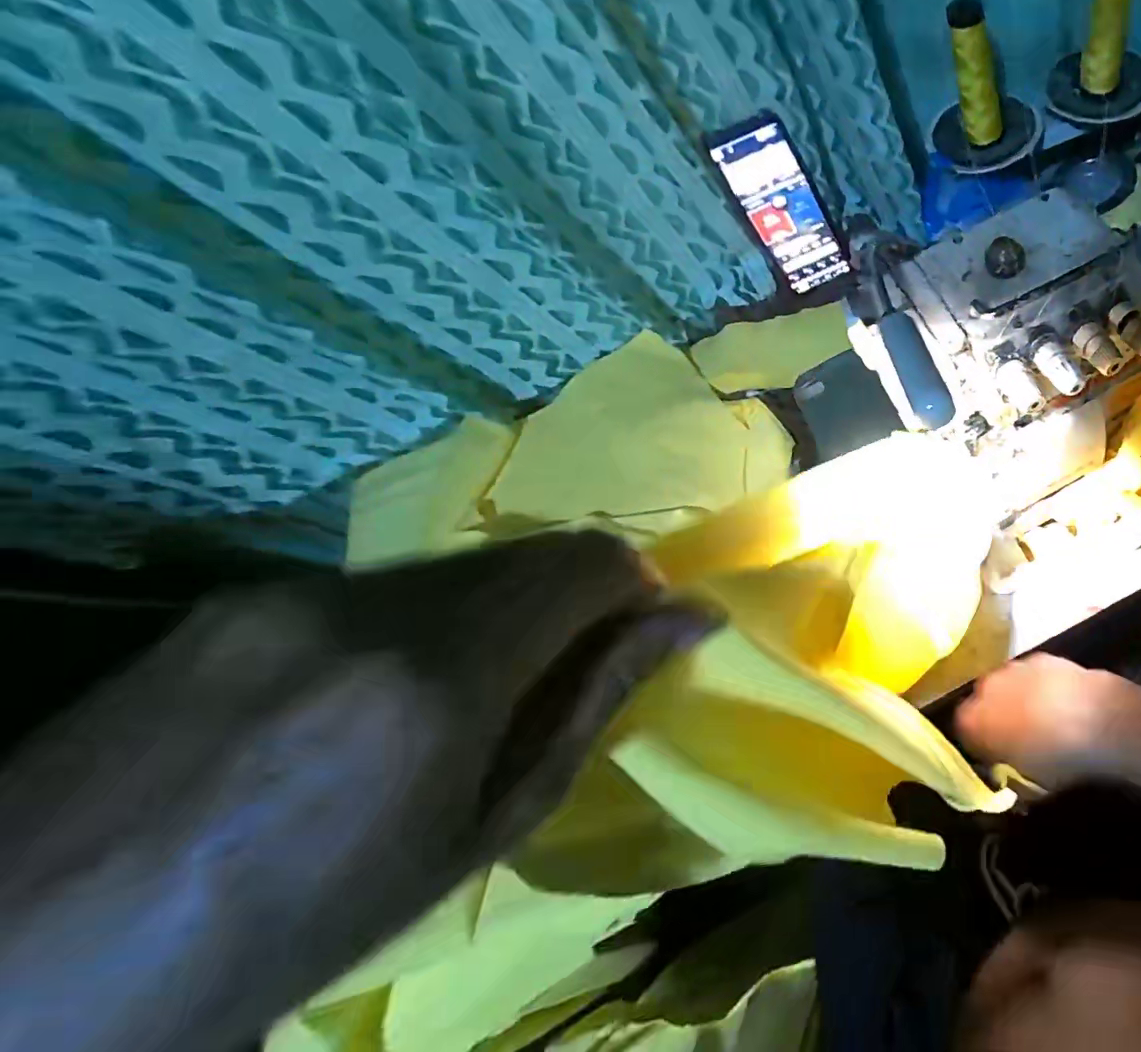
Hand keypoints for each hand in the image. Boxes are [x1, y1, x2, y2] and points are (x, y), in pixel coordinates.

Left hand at [0, 530, 716, 1051]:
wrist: (30, 975)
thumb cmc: (316, 919)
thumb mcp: (490, 822)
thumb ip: (597, 697)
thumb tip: (689, 621)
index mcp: (438, 680)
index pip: (587, 564)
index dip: (637, 584)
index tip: (649, 627)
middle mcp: (365, 608)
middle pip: (530, 550)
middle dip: (578, 592)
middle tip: (576, 659)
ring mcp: (291, 592)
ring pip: (464, 562)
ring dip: (507, 602)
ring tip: (480, 679)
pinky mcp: (241, 595)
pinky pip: (390, 581)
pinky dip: (435, 612)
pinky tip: (390, 681)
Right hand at [956, 654, 1140, 789]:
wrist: (1102, 721)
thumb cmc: (1060, 760)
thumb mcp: (1028, 785)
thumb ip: (1005, 779)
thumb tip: (1004, 778)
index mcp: (972, 722)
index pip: (961, 732)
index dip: (978, 745)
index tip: (994, 756)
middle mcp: (984, 688)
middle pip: (981, 703)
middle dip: (994, 717)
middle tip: (1016, 738)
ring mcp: (1012, 668)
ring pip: (1005, 686)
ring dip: (1015, 699)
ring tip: (1040, 718)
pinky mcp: (1039, 656)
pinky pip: (1029, 675)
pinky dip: (1037, 686)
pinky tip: (1058, 701)